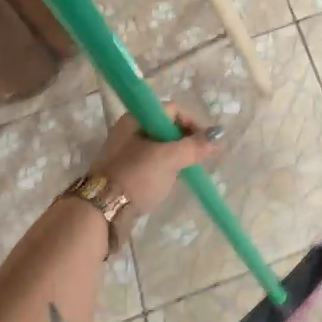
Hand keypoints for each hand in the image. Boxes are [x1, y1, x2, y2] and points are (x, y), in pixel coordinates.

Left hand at [91, 109, 223, 235]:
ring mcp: (124, 152)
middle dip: (185, 142)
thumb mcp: (169, 159)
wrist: (101, 211)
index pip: (172, 110)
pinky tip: (168, 183)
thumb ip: (195, 146)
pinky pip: (150, 164)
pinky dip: (163, 170)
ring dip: (175, 157)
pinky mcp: (123, 173)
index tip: (206, 143)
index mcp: (136, 118)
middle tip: (199, 158)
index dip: (192, 123)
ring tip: (185, 172)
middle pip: (166, 129)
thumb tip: (220, 134)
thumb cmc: (137, 176)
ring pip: (159, 148)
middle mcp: (128, 130)